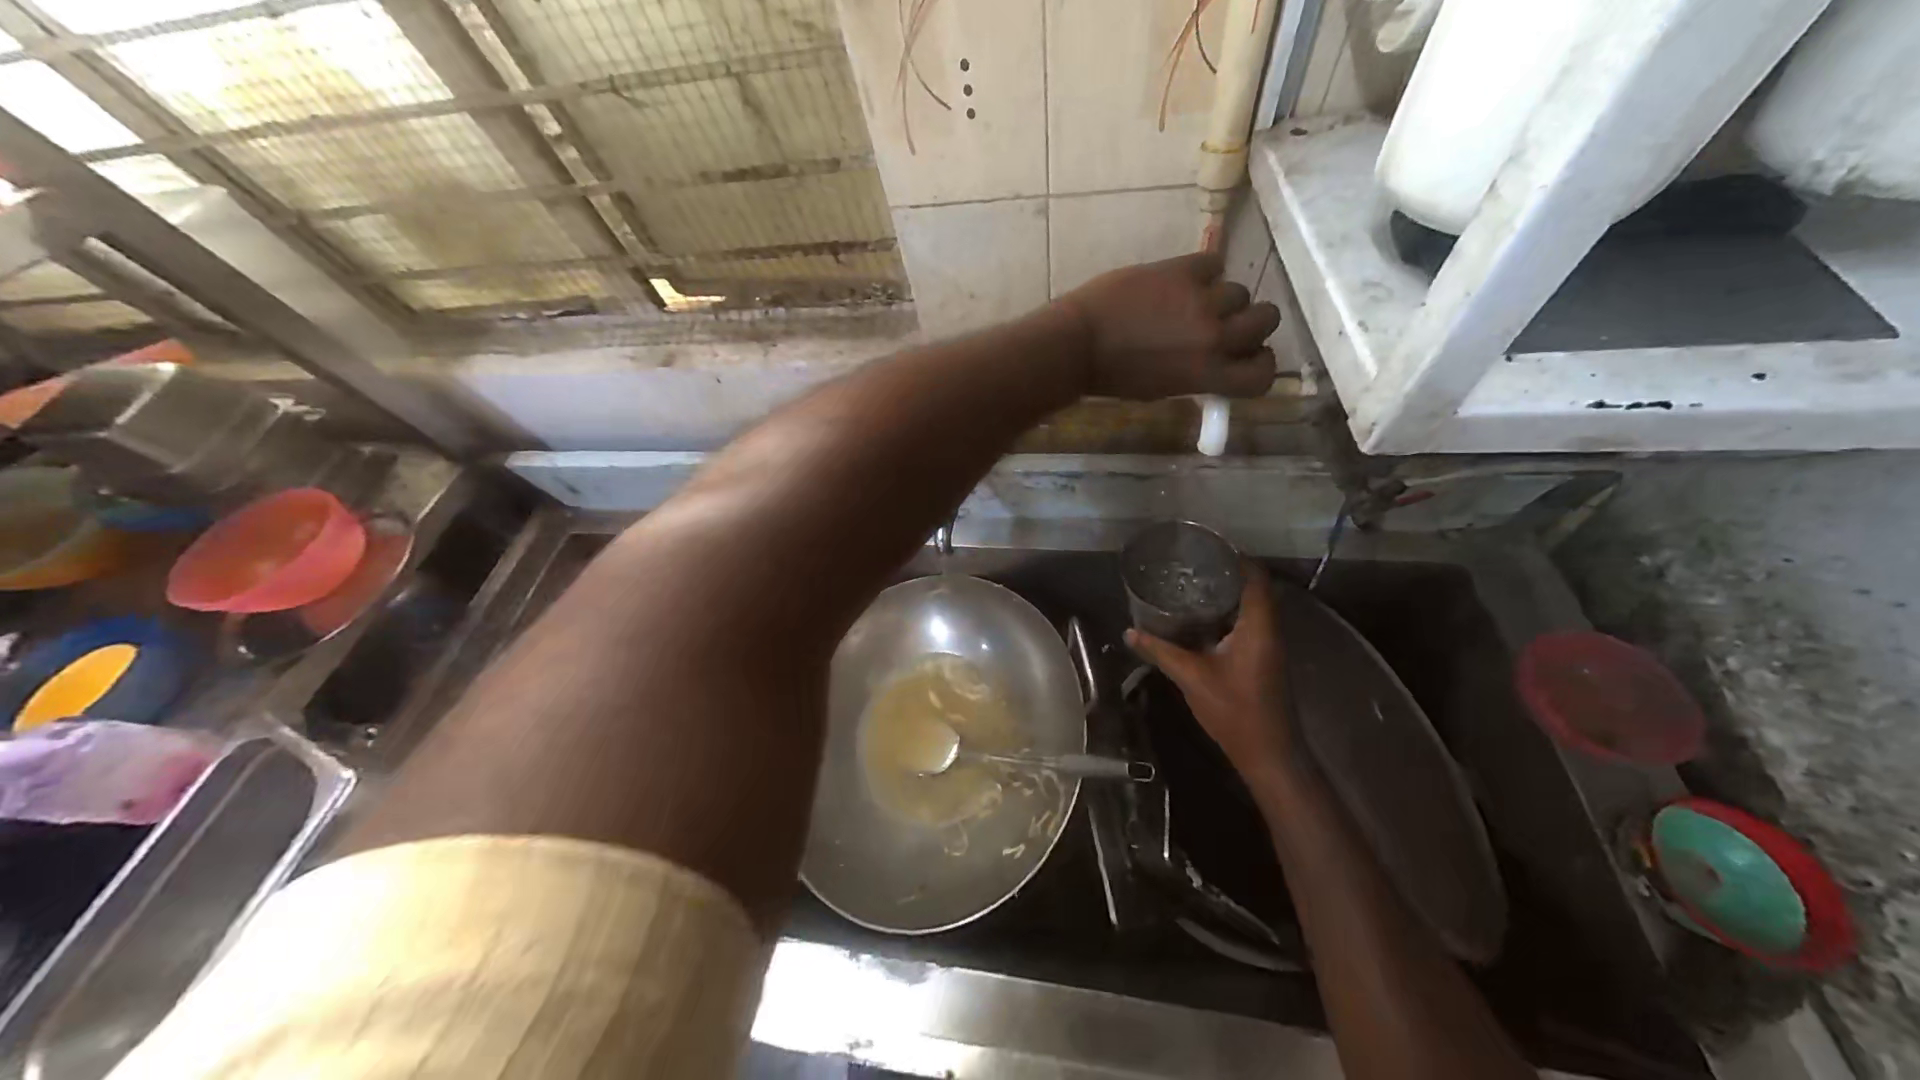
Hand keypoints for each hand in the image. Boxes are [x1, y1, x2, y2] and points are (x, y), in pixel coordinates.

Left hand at [1055, 252, 1281, 400]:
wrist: (1077, 343)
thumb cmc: (1113, 376)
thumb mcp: (1162, 388)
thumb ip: (1198, 376)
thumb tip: (1219, 365)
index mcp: (1208, 374)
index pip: (1264, 373)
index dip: (1260, 364)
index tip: (1247, 358)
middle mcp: (1215, 336)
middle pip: (1266, 319)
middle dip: (1250, 324)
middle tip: (1225, 325)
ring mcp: (1201, 299)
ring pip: (1240, 291)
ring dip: (1223, 298)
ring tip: (1193, 303)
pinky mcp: (1182, 270)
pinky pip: (1213, 263)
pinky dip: (1202, 272)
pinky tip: (1181, 282)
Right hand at [1125, 561, 1295, 775]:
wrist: (1269, 753)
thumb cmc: (1235, 711)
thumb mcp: (1191, 677)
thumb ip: (1161, 651)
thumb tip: (1129, 631)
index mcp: (1258, 627)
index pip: (1255, 578)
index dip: (1235, 558)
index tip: (1206, 547)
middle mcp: (1269, 630)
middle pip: (1253, 588)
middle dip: (1225, 573)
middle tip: (1190, 564)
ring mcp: (1268, 645)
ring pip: (1250, 607)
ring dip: (1226, 594)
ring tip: (1190, 584)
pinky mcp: (1262, 659)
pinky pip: (1247, 624)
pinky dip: (1226, 614)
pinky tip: (1198, 619)